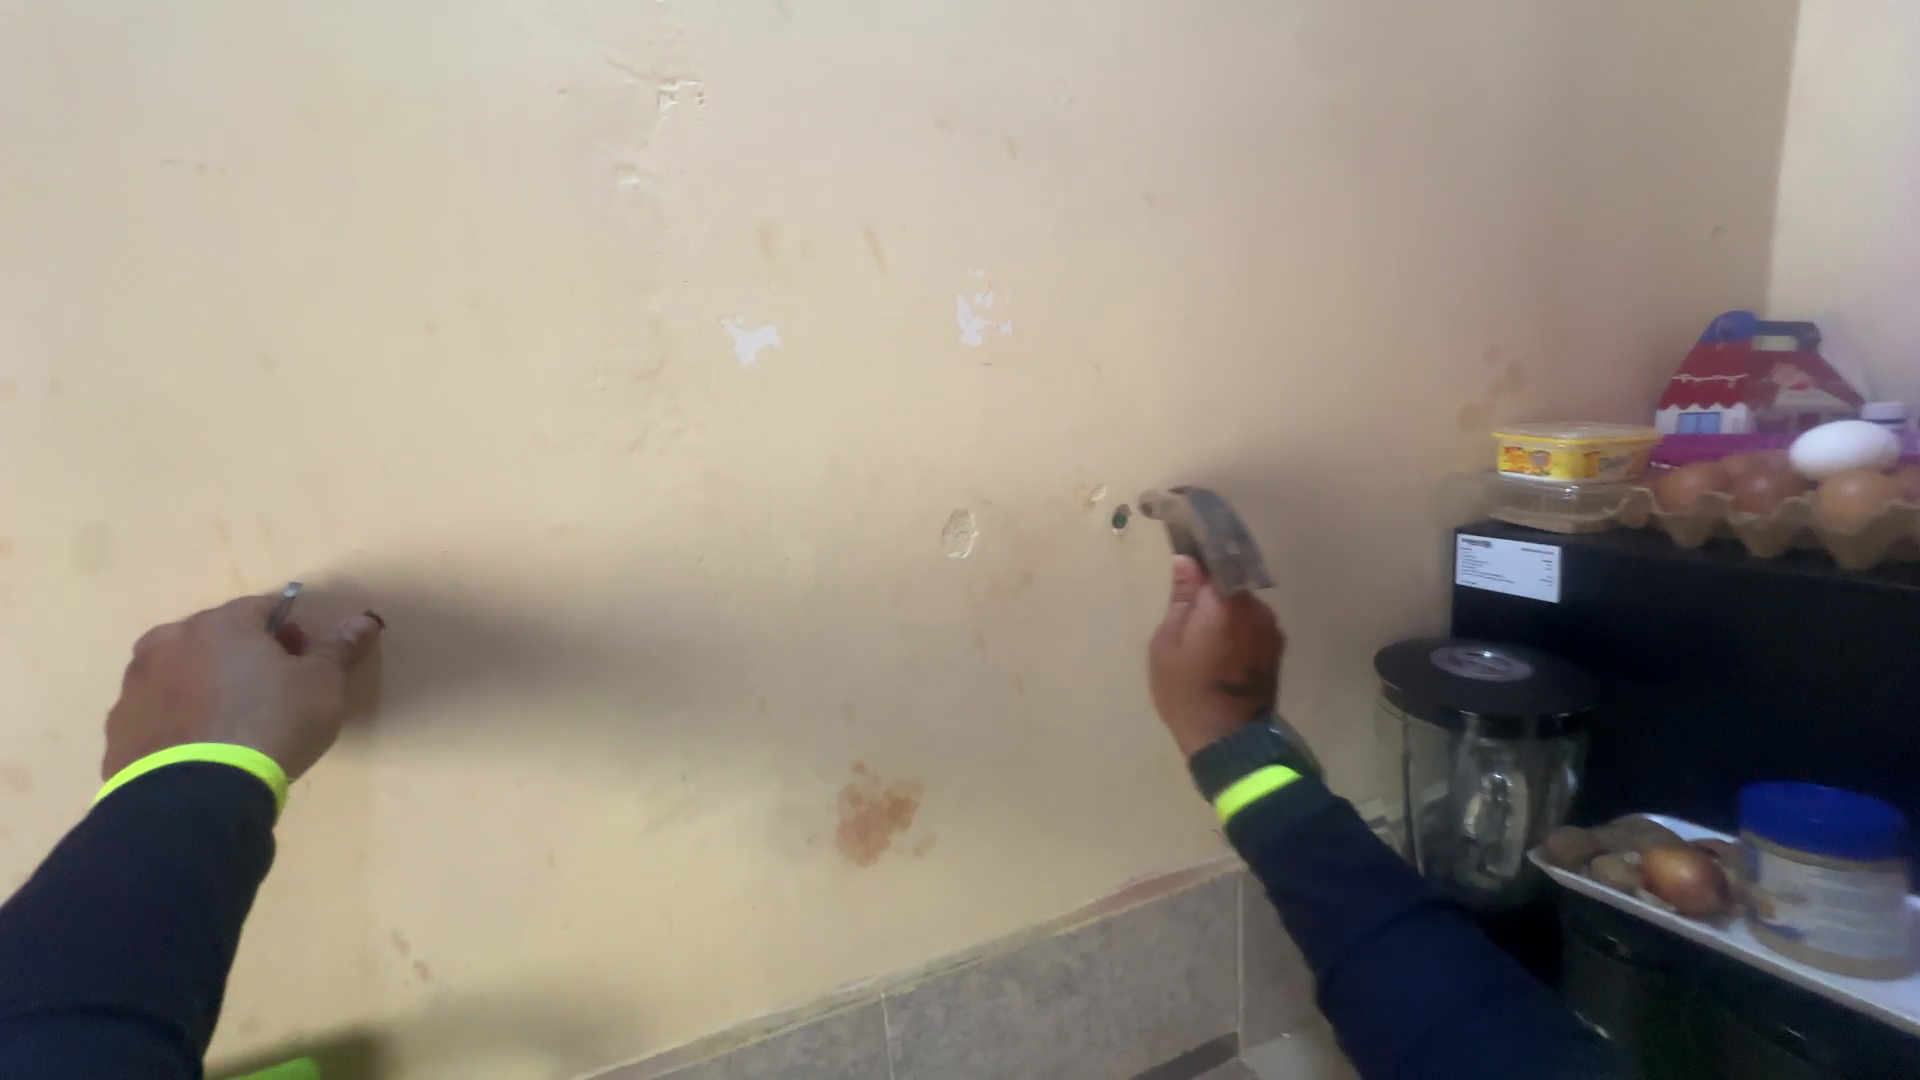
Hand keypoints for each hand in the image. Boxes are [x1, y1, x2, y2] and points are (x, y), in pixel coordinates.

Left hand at [103, 594, 383, 781]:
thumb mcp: (324, 682)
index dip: (292, 629)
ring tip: (243, 717)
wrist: (198, 791)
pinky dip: (188, 714)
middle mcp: (169, 643)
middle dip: (248, 652)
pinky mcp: (120, 728)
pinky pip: (164, 708)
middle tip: (278, 684)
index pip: (264, 607)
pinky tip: (213, 741)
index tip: (307, 657)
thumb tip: (364, 621)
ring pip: (186, 670)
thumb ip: (340, 648)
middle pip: (219, 636)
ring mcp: (136, 686)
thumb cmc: (272, 719)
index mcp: (220, 625)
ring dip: (213, 682)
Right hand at [1148, 556, 1282, 757]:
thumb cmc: (1186, 691)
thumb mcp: (1166, 644)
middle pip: (1231, 582)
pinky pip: (1252, 624)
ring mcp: (1271, 630)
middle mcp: (1256, 609)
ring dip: (1225, 610)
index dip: (1200, 556)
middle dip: (1210, 587)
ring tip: (1201, 634)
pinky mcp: (1276, 649)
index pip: (1217, 559)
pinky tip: (1220, 648)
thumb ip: (1180, 599)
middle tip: (1185, 606)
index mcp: (1226, 603)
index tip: (1183, 555)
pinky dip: (1237, 628)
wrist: (1228, 741)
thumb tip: (1185, 563)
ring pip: (1243, 604)